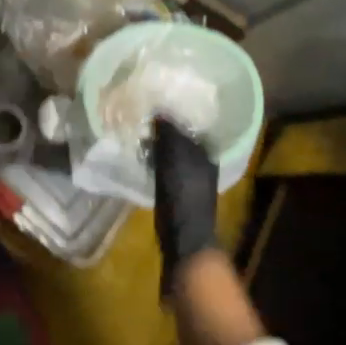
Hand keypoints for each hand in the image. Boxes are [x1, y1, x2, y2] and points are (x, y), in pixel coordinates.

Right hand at [151, 118, 218, 297]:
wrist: (184, 241)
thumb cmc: (182, 198)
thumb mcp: (175, 162)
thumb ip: (169, 136)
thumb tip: (160, 111)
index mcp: (206, 155)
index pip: (192, 125)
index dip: (175, 114)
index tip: (155, 103)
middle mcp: (202, 165)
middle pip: (182, 139)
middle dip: (165, 129)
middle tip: (142, 117)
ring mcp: (191, 180)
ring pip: (173, 154)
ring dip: (158, 146)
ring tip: (138, 135)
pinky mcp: (178, 193)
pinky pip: (165, 168)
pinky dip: (155, 161)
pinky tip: (142, 158)